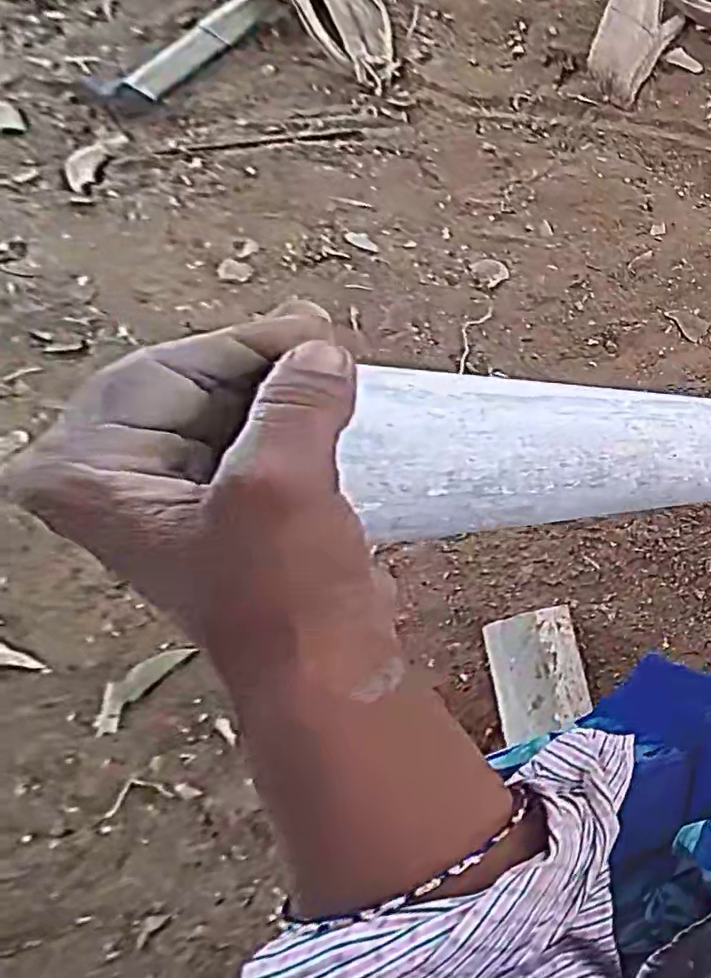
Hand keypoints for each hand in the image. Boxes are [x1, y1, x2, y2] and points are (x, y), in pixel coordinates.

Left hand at [1, 301, 384, 680]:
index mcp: (89, 473)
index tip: (319, 330)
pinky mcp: (239, 507)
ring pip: (233, 413)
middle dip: (265, 363)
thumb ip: (296, 410)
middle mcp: (122, 479)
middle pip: (192, 389)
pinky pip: (265, 442)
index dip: (243, 346)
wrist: (323, 655)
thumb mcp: (283, 487)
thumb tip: (323, 351)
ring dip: (291, 389)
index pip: (161, 375)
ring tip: (345, 370)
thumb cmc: (284, 582)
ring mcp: (182, 495)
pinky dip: (305, 420)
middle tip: (332, 341)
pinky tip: (346, 411)